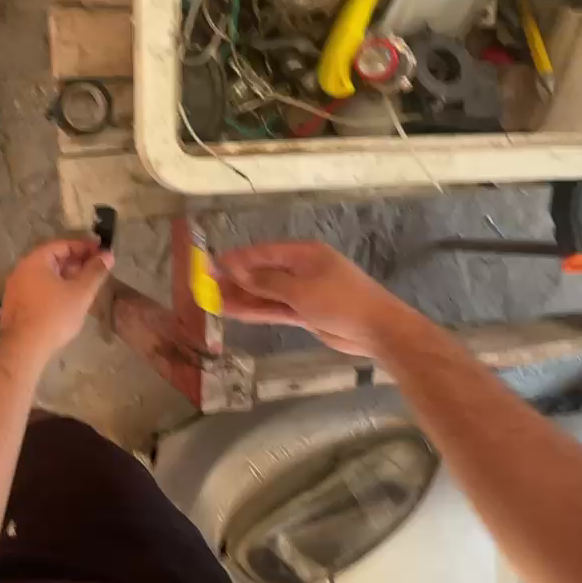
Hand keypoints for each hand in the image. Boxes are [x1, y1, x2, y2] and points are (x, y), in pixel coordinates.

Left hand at [0, 238, 113, 363]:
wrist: (24, 348)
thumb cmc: (54, 316)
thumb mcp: (80, 292)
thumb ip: (95, 272)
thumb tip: (107, 255)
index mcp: (35, 261)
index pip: (62, 245)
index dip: (84, 247)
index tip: (102, 252)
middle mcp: (21, 270)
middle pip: (52, 259)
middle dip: (76, 262)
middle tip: (96, 269)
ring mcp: (15, 288)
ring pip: (45, 275)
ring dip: (66, 276)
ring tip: (85, 285)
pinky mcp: (15, 305)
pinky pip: (38, 288)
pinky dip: (54, 288)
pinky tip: (68, 300)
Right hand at [215, 241, 395, 357]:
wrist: (376, 329)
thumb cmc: (341, 301)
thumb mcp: (301, 290)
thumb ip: (268, 282)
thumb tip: (238, 272)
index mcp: (304, 255)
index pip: (263, 253)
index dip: (236, 259)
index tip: (211, 264)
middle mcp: (301, 270)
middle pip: (262, 273)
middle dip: (235, 279)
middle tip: (205, 285)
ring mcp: (302, 293)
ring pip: (265, 293)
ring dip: (241, 297)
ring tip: (211, 300)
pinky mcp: (303, 313)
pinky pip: (273, 309)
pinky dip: (254, 310)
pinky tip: (232, 311)